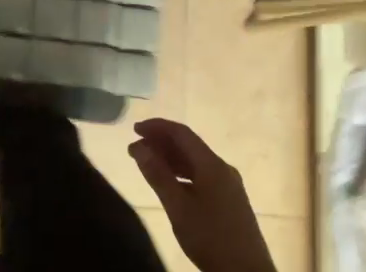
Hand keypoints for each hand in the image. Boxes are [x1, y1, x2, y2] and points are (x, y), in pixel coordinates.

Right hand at [130, 118, 275, 271]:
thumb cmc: (211, 238)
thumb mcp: (179, 208)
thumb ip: (158, 175)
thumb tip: (139, 146)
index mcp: (212, 165)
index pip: (182, 133)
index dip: (157, 127)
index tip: (134, 129)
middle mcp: (223, 169)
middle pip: (189, 146)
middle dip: (161, 143)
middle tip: (136, 149)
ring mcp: (229, 185)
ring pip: (196, 162)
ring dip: (171, 159)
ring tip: (148, 164)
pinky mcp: (230, 201)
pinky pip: (203, 176)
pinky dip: (183, 174)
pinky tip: (171, 184)